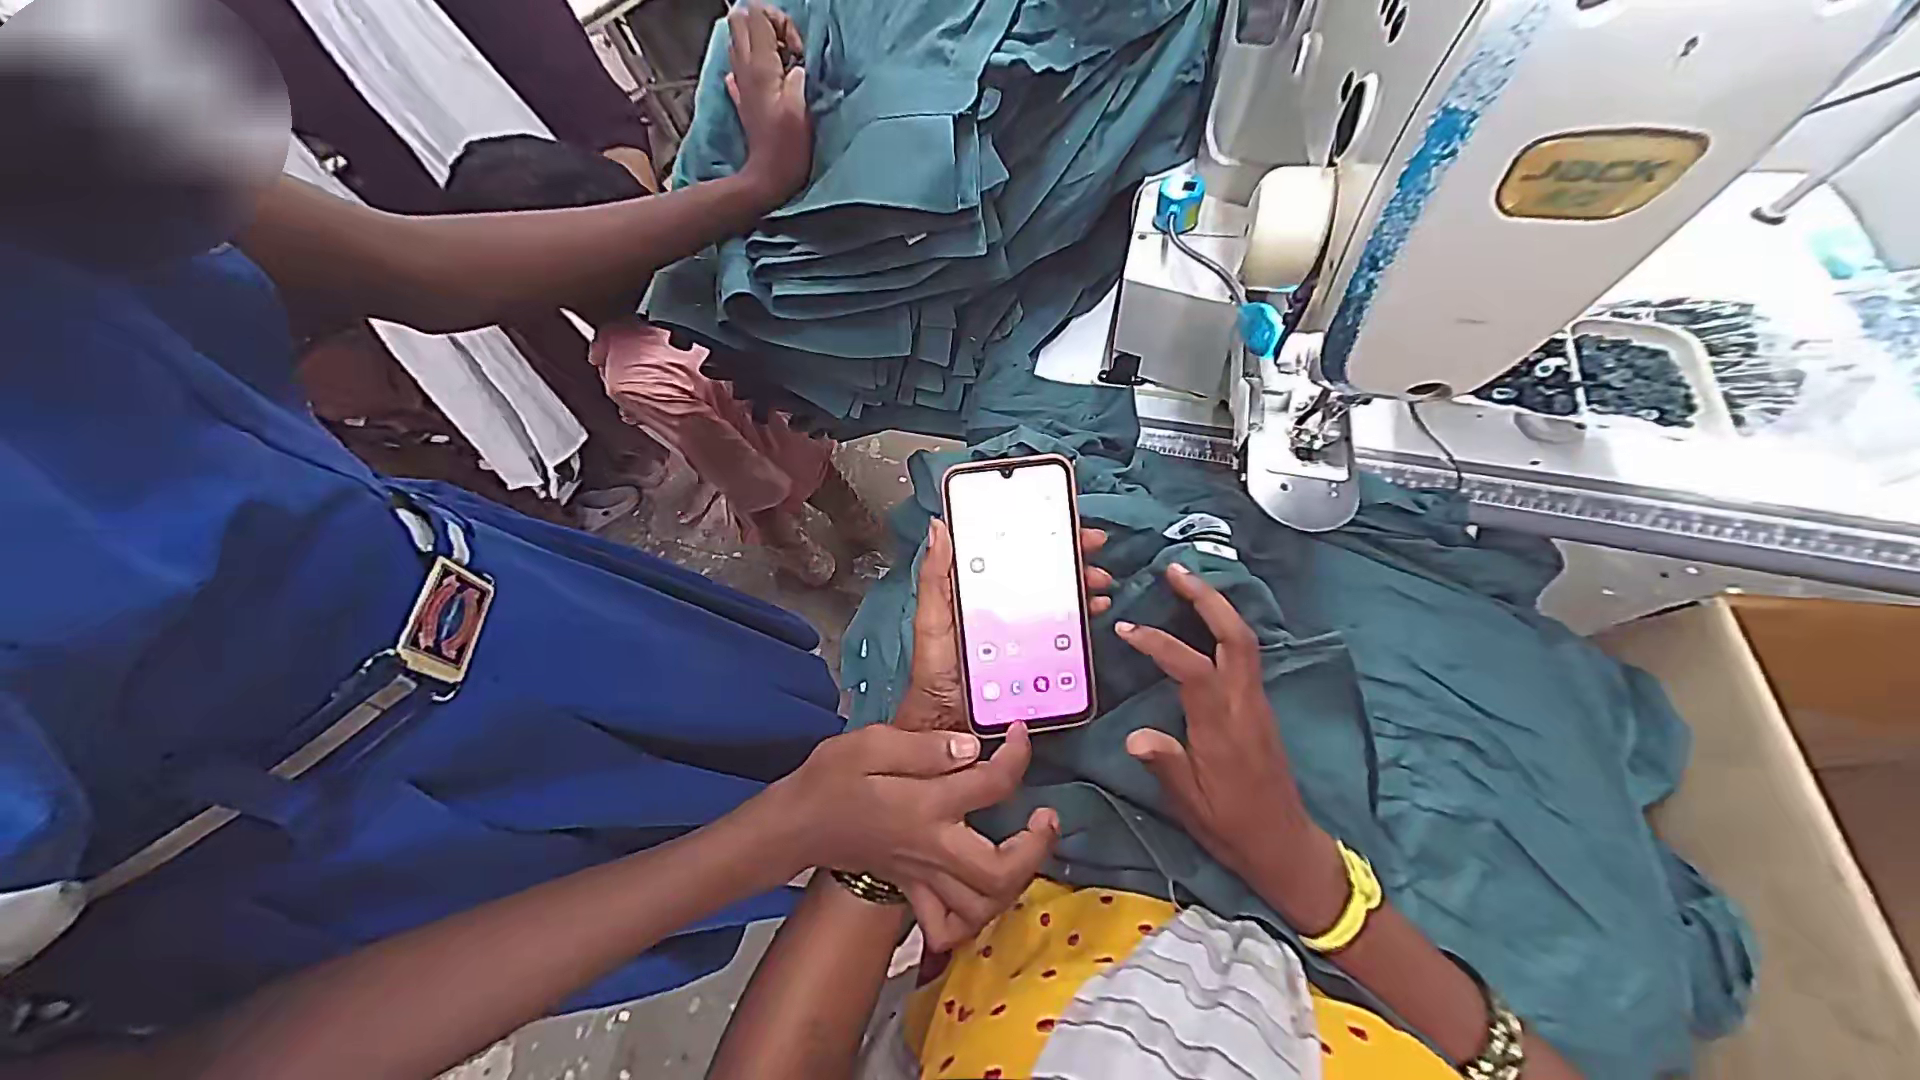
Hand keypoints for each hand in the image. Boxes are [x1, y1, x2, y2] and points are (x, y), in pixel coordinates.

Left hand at [725, 2, 810, 203]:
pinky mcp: (744, 98)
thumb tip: (797, 64)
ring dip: (763, 43)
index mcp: (760, 67)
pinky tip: (771, 81)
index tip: (797, 52)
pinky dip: (756, 65)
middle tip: (788, 51)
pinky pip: (742, 67)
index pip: (758, 14)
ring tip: (783, 66)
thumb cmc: (787, 149)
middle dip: (768, 24)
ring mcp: (741, 83)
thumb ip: (797, 77)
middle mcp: (745, 69)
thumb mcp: (800, 109)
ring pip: (741, 39)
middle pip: (742, 18)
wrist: (768, 177)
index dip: (782, 23)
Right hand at [771, 722, 1057, 951]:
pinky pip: (947, 926)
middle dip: (1036, 846)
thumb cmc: (831, 778)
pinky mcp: (910, 889)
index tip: (1021, 733)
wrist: (796, 824)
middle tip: (1045, 816)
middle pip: (1001, 870)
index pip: (992, 784)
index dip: (1017, 755)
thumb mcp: (871, 743)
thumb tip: (973, 747)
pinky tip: (982, 890)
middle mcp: (932, 848)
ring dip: (1015, 883)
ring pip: (982, 907)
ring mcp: (922, 876)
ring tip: (1024, 849)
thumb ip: (926, 746)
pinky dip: (972, 917)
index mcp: (926, 805)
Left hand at [892, 517, 1112, 733]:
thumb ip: (934, 577)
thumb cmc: (937, 669)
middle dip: (1072, 553)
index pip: (1013, 550)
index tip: (1065, 520)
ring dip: (1084, 579)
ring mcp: (1026, 626)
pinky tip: (1096, 606)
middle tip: (1092, 546)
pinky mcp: (1042, 651)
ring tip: (1097, 579)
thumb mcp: (932, 619)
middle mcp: (1006, 602)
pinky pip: (1068, 626)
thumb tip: (939, 526)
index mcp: (980, 588)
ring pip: (1061, 594)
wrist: (951, 721)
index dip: (1039, 531)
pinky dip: (1085, 612)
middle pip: (1043, 569)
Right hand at [1115, 564, 1322, 887]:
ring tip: (1185, 581)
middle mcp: (1245, 705)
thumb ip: (1166, 765)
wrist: (1284, 844)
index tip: (1126, 630)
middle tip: (1174, 570)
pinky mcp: (1258, 704)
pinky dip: (1223, 624)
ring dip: (1217, 605)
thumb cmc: (1231, 825)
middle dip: (1206, 599)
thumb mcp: (1191, 804)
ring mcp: (1256, 701)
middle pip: (1235, 637)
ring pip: (1243, 639)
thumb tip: (1134, 735)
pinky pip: (1244, 652)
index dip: (1159, 644)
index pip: (1193, 670)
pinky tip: (1204, 618)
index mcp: (1223, 728)